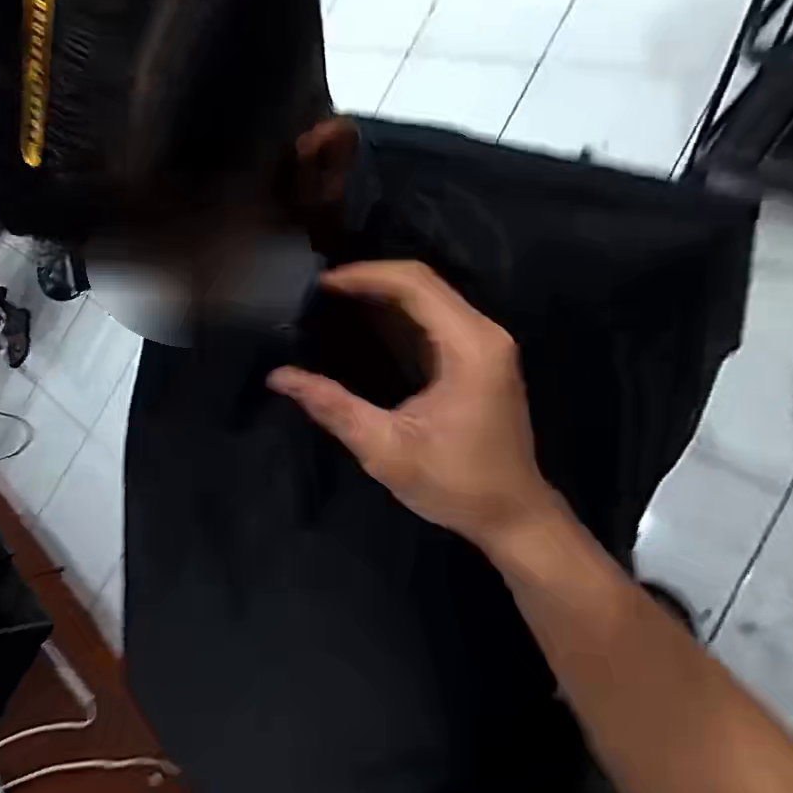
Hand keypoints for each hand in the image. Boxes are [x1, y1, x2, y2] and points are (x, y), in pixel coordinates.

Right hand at [266, 260, 564, 549]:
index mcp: (470, 347)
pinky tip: (363, 320)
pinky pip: (433, 314)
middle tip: (319, 290)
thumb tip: (279, 376)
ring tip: (332, 299)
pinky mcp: (478, 355)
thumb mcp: (385, 448)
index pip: (415, 285)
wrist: (513, 516)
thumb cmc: (456, 484)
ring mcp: (485, 343)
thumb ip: (333, 406)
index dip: (365, 275)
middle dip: (368, 278)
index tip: (321, 284)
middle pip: (422, 281)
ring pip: (428, 294)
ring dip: (380, 291)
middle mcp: (483, 334)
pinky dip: (395, 309)